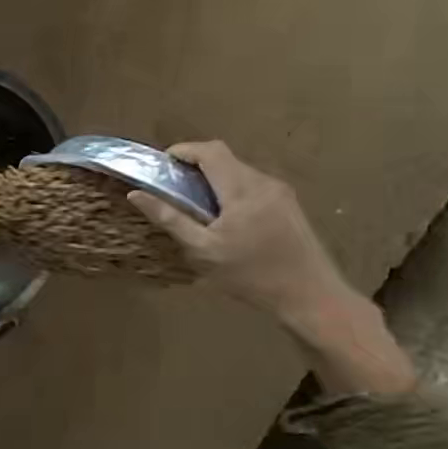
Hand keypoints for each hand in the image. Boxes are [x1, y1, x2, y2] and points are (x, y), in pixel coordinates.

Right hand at [127, 142, 415, 395]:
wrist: (312, 297)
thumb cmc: (252, 275)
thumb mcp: (203, 250)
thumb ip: (169, 218)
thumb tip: (135, 194)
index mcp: (242, 189)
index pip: (210, 151)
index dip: (183, 151)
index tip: (163, 166)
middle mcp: (264, 183)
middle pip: (224, 158)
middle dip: (196, 167)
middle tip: (174, 190)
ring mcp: (281, 193)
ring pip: (239, 171)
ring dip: (214, 179)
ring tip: (197, 207)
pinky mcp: (289, 206)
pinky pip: (253, 185)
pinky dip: (231, 190)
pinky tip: (225, 220)